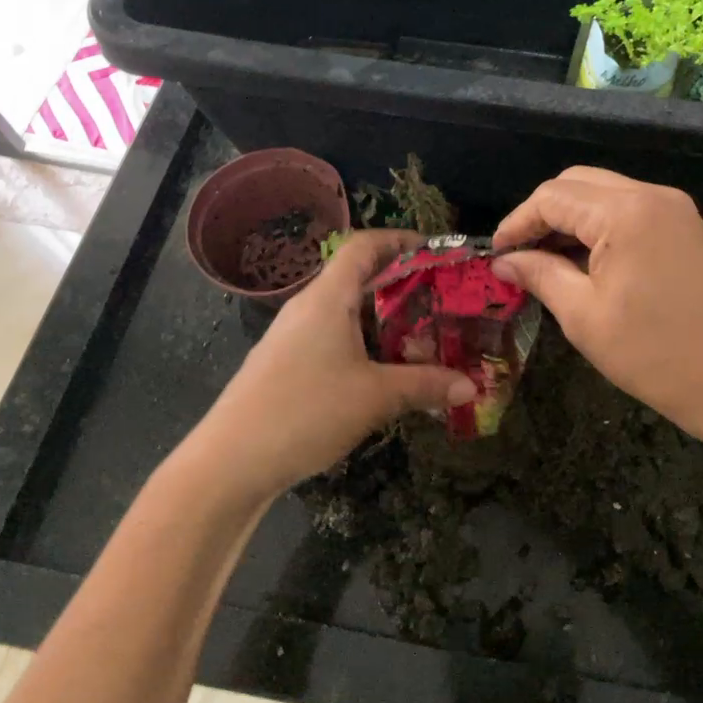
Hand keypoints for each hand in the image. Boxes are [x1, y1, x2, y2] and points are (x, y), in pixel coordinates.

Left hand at [192, 230, 476, 496]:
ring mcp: (292, 337)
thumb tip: (471, 386)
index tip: (437, 253)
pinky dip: (364, 347)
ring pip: (347, 314)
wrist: (230, 462)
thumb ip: (425, 386)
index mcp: (328, 297)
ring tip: (424, 341)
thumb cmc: (305, 411)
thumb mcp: (375, 397)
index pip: (364, 246)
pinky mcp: (285, 366)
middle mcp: (308, 308)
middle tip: (442, 303)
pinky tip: (385, 376)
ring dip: (384, 323)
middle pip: (358, 278)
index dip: (400, 240)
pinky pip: (333, 340)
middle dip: (402, 287)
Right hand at [492, 167, 702, 454]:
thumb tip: (503, 260)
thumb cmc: (655, 355)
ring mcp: (674, 209)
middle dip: (542, 215)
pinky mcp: (686, 228)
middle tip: (518, 257)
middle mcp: (652, 195)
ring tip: (545, 263)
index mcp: (625, 212)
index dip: (517, 222)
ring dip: (570, 220)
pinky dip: (599, 228)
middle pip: (578, 184)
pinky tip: (584, 262)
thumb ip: (540, 275)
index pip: (552, 197)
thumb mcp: (584, 317)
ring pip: (603, 195)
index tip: (494, 255)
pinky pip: (629, 211)